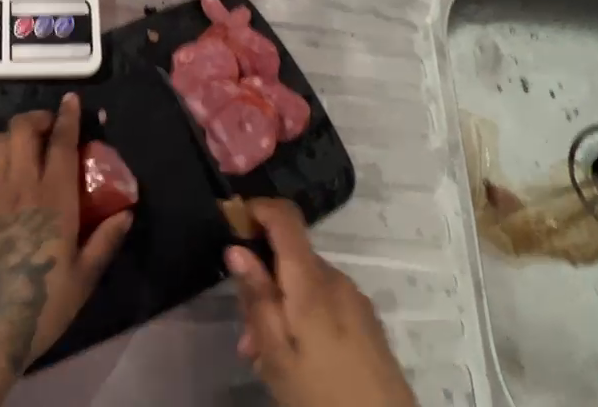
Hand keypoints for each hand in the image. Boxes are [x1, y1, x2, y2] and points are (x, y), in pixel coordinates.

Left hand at [0, 93, 133, 365]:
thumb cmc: (43, 303)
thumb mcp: (84, 277)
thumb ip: (105, 240)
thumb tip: (126, 212)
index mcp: (52, 198)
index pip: (60, 143)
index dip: (67, 117)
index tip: (73, 100)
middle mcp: (21, 186)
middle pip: (23, 129)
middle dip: (40, 117)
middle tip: (56, 125)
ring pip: (3, 141)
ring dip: (20, 132)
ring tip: (37, 143)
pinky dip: (7, 153)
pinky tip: (18, 171)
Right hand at [225, 198, 417, 406]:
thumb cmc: (323, 398)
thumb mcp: (277, 355)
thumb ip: (257, 298)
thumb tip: (236, 248)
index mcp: (313, 283)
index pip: (285, 217)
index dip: (256, 209)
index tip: (230, 225)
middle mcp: (337, 280)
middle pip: (290, 256)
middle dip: (260, 280)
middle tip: (245, 334)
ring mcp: (356, 302)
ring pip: (305, 283)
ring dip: (279, 305)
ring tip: (265, 357)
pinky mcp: (367, 324)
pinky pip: (324, 302)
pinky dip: (301, 317)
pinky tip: (296, 360)